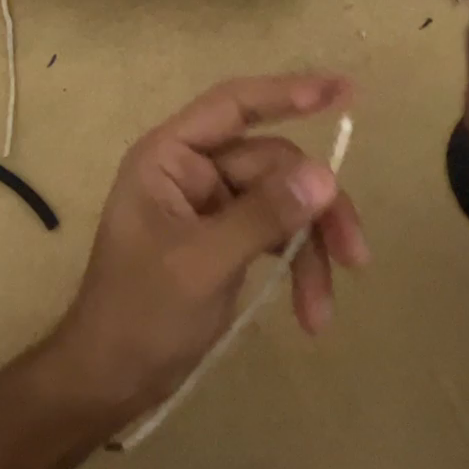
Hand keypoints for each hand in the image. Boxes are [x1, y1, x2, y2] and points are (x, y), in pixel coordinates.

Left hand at [44, 73, 367, 417]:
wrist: (112, 378)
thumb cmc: (141, 312)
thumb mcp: (204, 262)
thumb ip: (263, 215)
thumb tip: (324, 176)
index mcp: (169, 157)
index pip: (233, 106)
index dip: (287, 92)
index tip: (345, 90)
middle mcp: (190, 170)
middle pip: (273, 164)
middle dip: (315, 210)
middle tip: (356, 257)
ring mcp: (210, 205)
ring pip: (283, 201)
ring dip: (310, 249)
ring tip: (322, 310)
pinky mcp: (225, 238)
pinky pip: (276, 233)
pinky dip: (297, 266)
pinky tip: (309, 313)